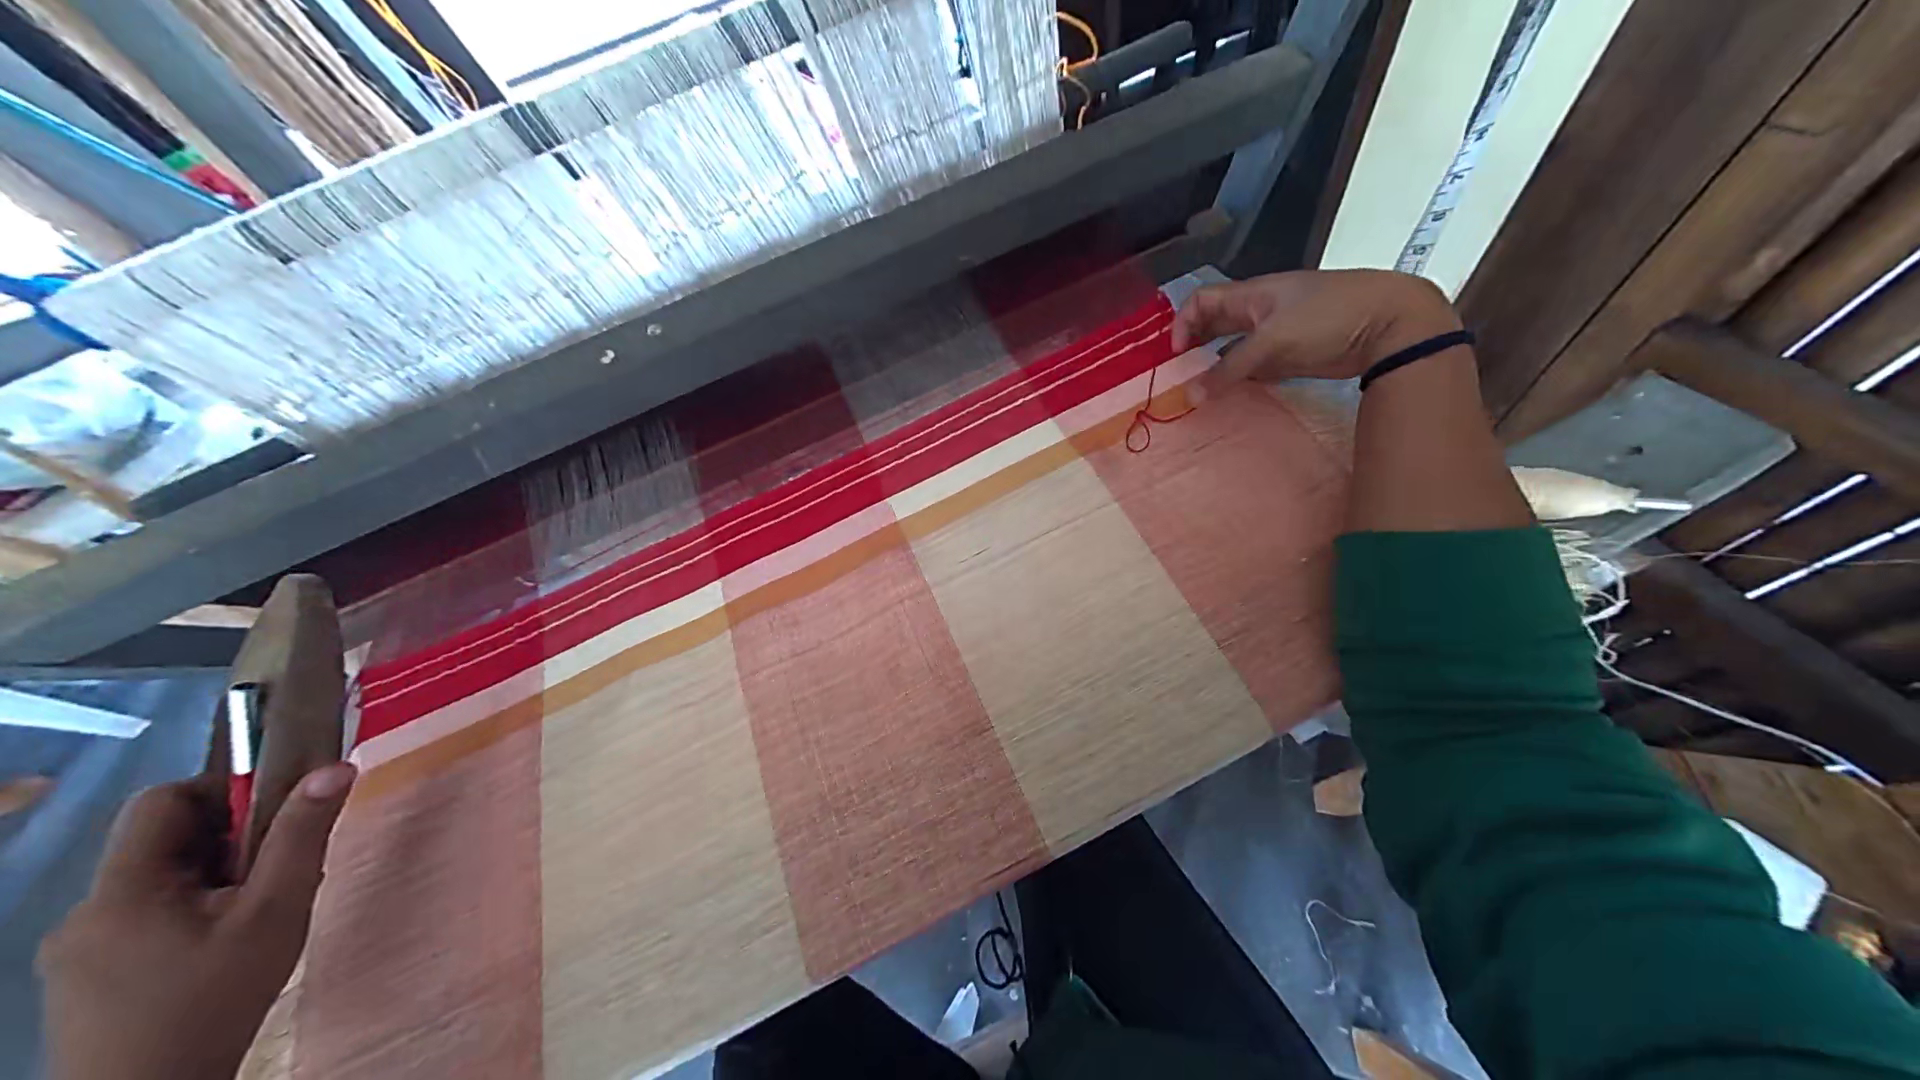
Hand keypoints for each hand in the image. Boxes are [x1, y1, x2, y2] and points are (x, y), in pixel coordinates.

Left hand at [38, 763, 355, 1079]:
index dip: (224, 791)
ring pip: (160, 879)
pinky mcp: (84, 976)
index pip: (163, 799)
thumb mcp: (275, 910)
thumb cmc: (215, 998)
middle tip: (279, 869)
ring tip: (259, 911)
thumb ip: (300, 835)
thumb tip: (335, 767)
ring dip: (216, 876)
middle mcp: (86, 910)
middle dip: (231, 840)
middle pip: (164, 840)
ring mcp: (78, 948)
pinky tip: (224, 945)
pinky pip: (145, 914)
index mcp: (122, 889)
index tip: (274, 816)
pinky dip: (194, 909)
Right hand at [1171, 269, 1462, 385]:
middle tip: (1180, 376)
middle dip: (1195, 347)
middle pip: (1215, 326)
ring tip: (1201, 391)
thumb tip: (1191, 396)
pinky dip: (1240, 379)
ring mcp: (1277, 334)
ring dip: (1216, 367)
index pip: (1202, 301)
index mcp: (1252, 294)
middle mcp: (1260, 311)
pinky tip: (1232, 394)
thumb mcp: (1272, 342)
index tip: (1176, 355)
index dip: (1182, 323)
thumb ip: (1229, 369)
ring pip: (1234, 349)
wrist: (1390, 324)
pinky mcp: (1292, 355)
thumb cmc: (1327, 319)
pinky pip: (1255, 366)